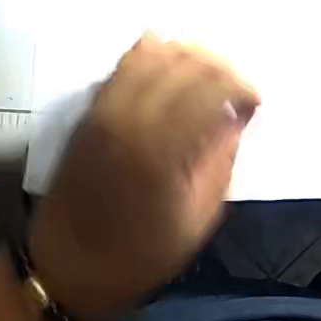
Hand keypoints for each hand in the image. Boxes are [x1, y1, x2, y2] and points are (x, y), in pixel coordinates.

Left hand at [29, 35, 259, 320]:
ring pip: (152, 54)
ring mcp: (104, 110)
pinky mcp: (88, 112)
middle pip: (185, 63)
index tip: (253, 103)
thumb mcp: (195, 222)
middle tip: (234, 89)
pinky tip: (168, 65)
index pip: (212, 89)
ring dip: (186, 57)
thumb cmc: (138, 254)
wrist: (67, 265)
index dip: (241, 88)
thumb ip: (219, 164)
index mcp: (164, 149)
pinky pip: (121, 66)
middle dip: (219, 68)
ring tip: (206, 76)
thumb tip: (234, 120)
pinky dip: (149, 57)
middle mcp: (132, 118)